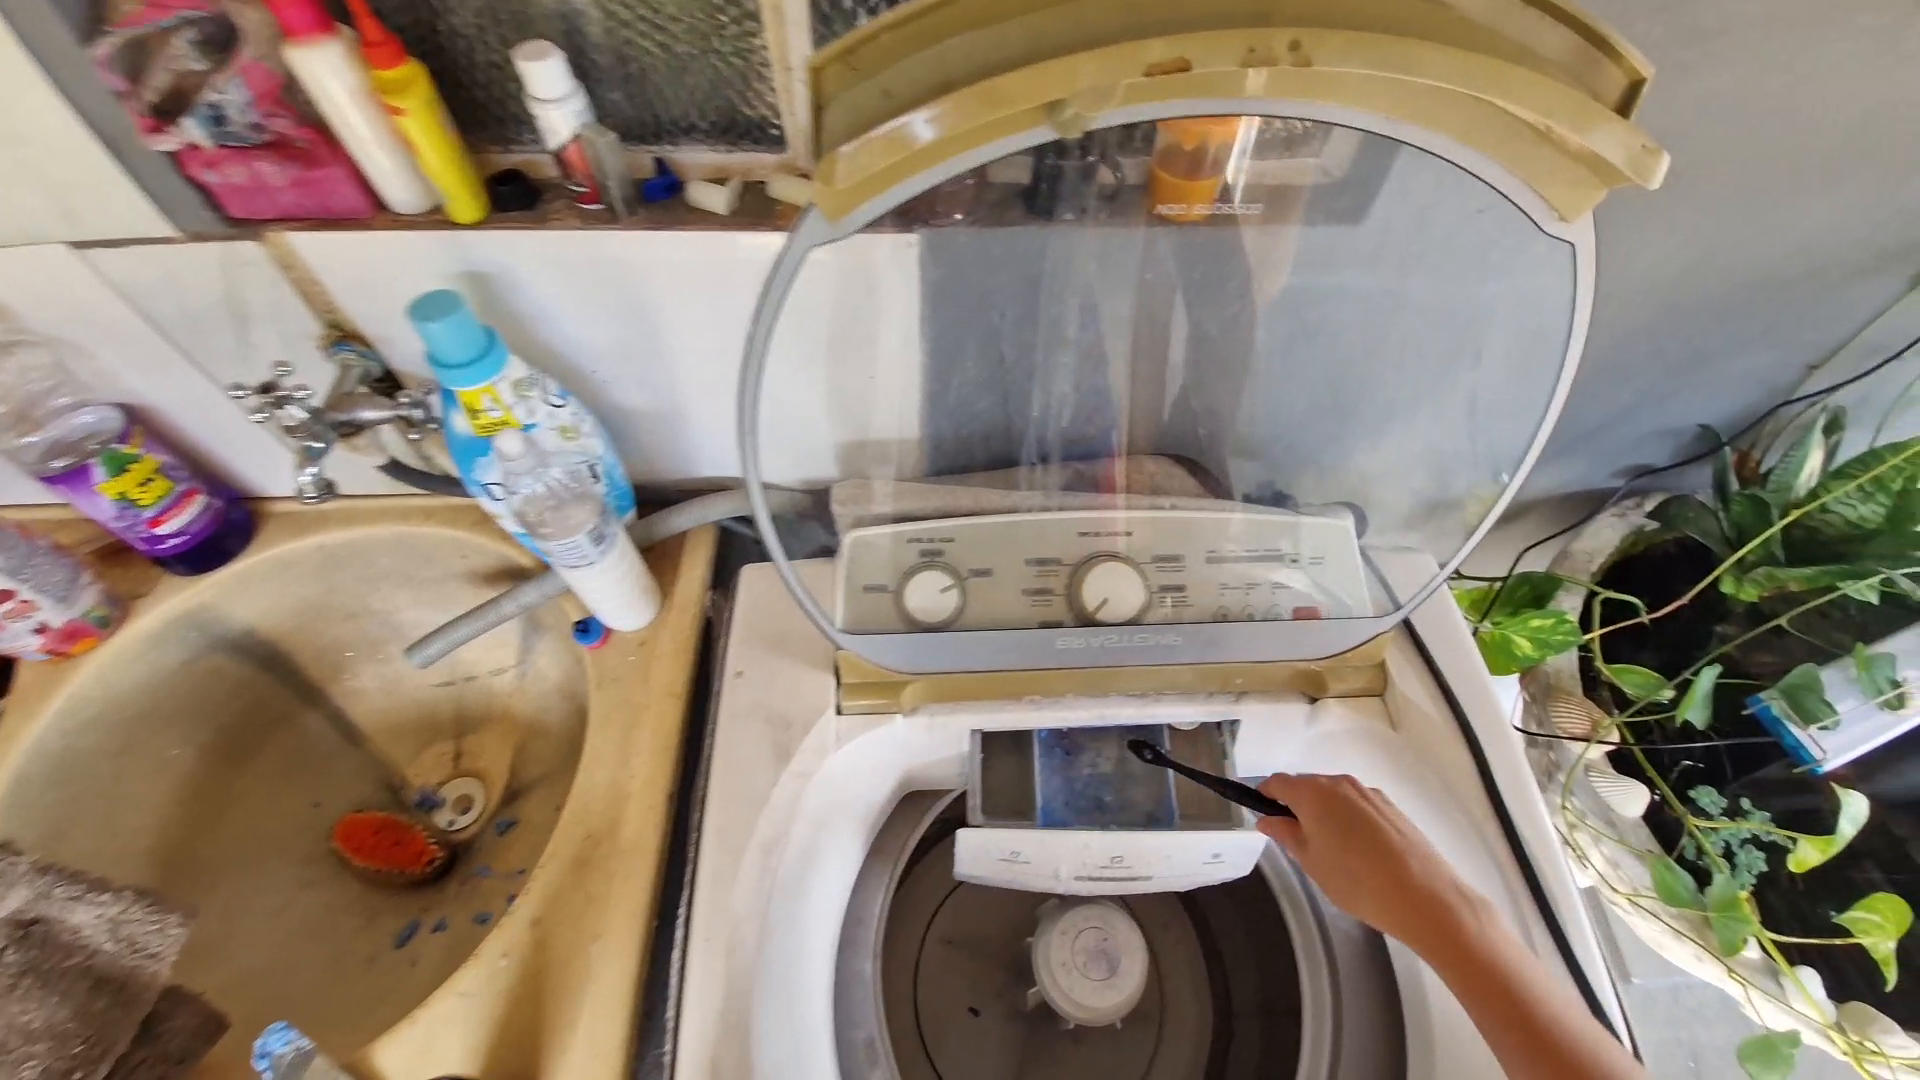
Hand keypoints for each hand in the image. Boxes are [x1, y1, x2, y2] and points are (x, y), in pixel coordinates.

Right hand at [1256, 772, 1486, 950]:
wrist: (1426, 897)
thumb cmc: (1356, 881)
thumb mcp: (1310, 861)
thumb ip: (1286, 835)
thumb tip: (1268, 819)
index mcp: (1312, 792)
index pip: (1277, 783)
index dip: (1265, 796)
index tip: (1264, 818)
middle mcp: (1339, 783)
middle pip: (1306, 786)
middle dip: (1296, 806)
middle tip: (1298, 841)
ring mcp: (1368, 793)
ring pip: (1333, 795)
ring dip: (1324, 812)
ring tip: (1332, 850)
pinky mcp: (1391, 806)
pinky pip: (1357, 805)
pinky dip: (1349, 819)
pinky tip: (1361, 852)